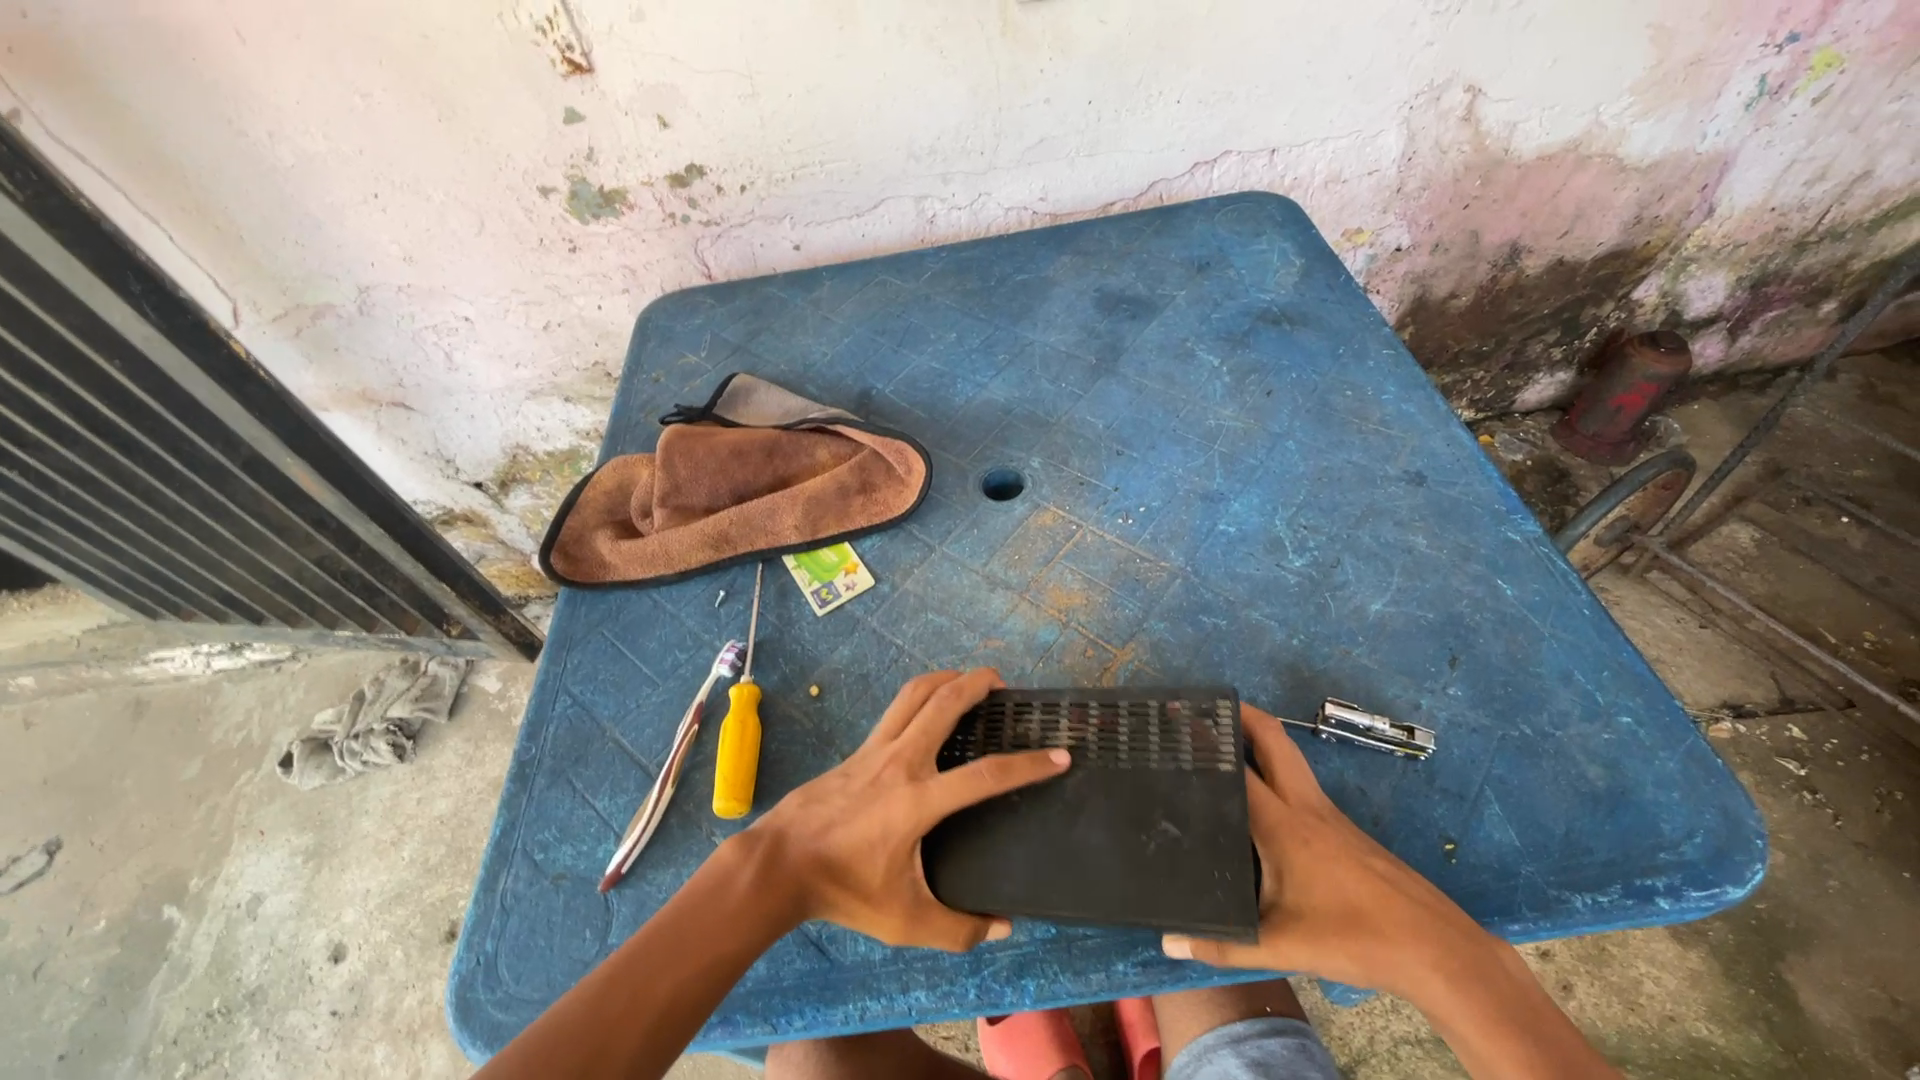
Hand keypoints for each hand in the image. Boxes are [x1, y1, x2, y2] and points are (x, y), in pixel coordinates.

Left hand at [747, 668, 1070, 950]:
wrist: (779, 864)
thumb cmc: (844, 890)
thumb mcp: (904, 922)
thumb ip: (957, 929)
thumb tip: (1002, 927)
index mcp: (918, 801)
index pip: (986, 775)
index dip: (1028, 765)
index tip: (1059, 756)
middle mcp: (900, 762)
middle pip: (943, 703)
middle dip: (977, 683)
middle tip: (1003, 682)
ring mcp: (874, 750)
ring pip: (914, 694)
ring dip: (945, 678)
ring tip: (968, 679)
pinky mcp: (857, 750)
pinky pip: (895, 710)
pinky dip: (919, 698)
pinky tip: (927, 711)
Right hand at [1163, 706, 1496, 998]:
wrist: (1435, 948)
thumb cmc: (1354, 939)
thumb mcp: (1281, 946)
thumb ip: (1222, 944)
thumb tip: (1168, 943)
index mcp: (1284, 825)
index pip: (1237, 770)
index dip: (1207, 743)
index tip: (1179, 722)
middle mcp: (1306, 807)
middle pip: (1274, 739)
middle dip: (1241, 714)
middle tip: (1204, 710)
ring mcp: (1330, 815)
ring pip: (1291, 759)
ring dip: (1260, 741)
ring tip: (1222, 747)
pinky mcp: (1345, 830)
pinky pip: (1301, 785)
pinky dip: (1275, 771)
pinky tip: (1261, 801)